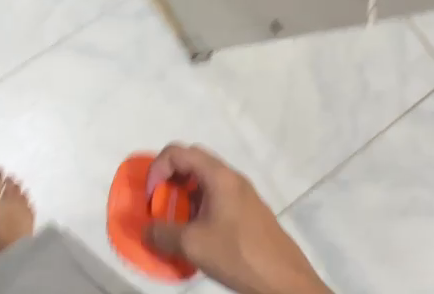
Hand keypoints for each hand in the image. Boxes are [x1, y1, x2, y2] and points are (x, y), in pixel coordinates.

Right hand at [145, 144, 331, 293]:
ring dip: (186, 194)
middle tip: (162, 202)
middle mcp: (232, 177)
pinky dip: (202, 206)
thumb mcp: (193, 246)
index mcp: (218, 176)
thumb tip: (146, 230)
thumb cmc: (239, 256)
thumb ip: (162, 233)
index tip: (151, 198)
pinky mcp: (252, 213)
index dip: (157, 169)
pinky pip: (219, 196)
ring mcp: (245, 194)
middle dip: (170, 178)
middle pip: (193, 160)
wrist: (288, 285)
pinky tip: (202, 234)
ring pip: (206, 179)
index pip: (177, 152)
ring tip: (180, 222)